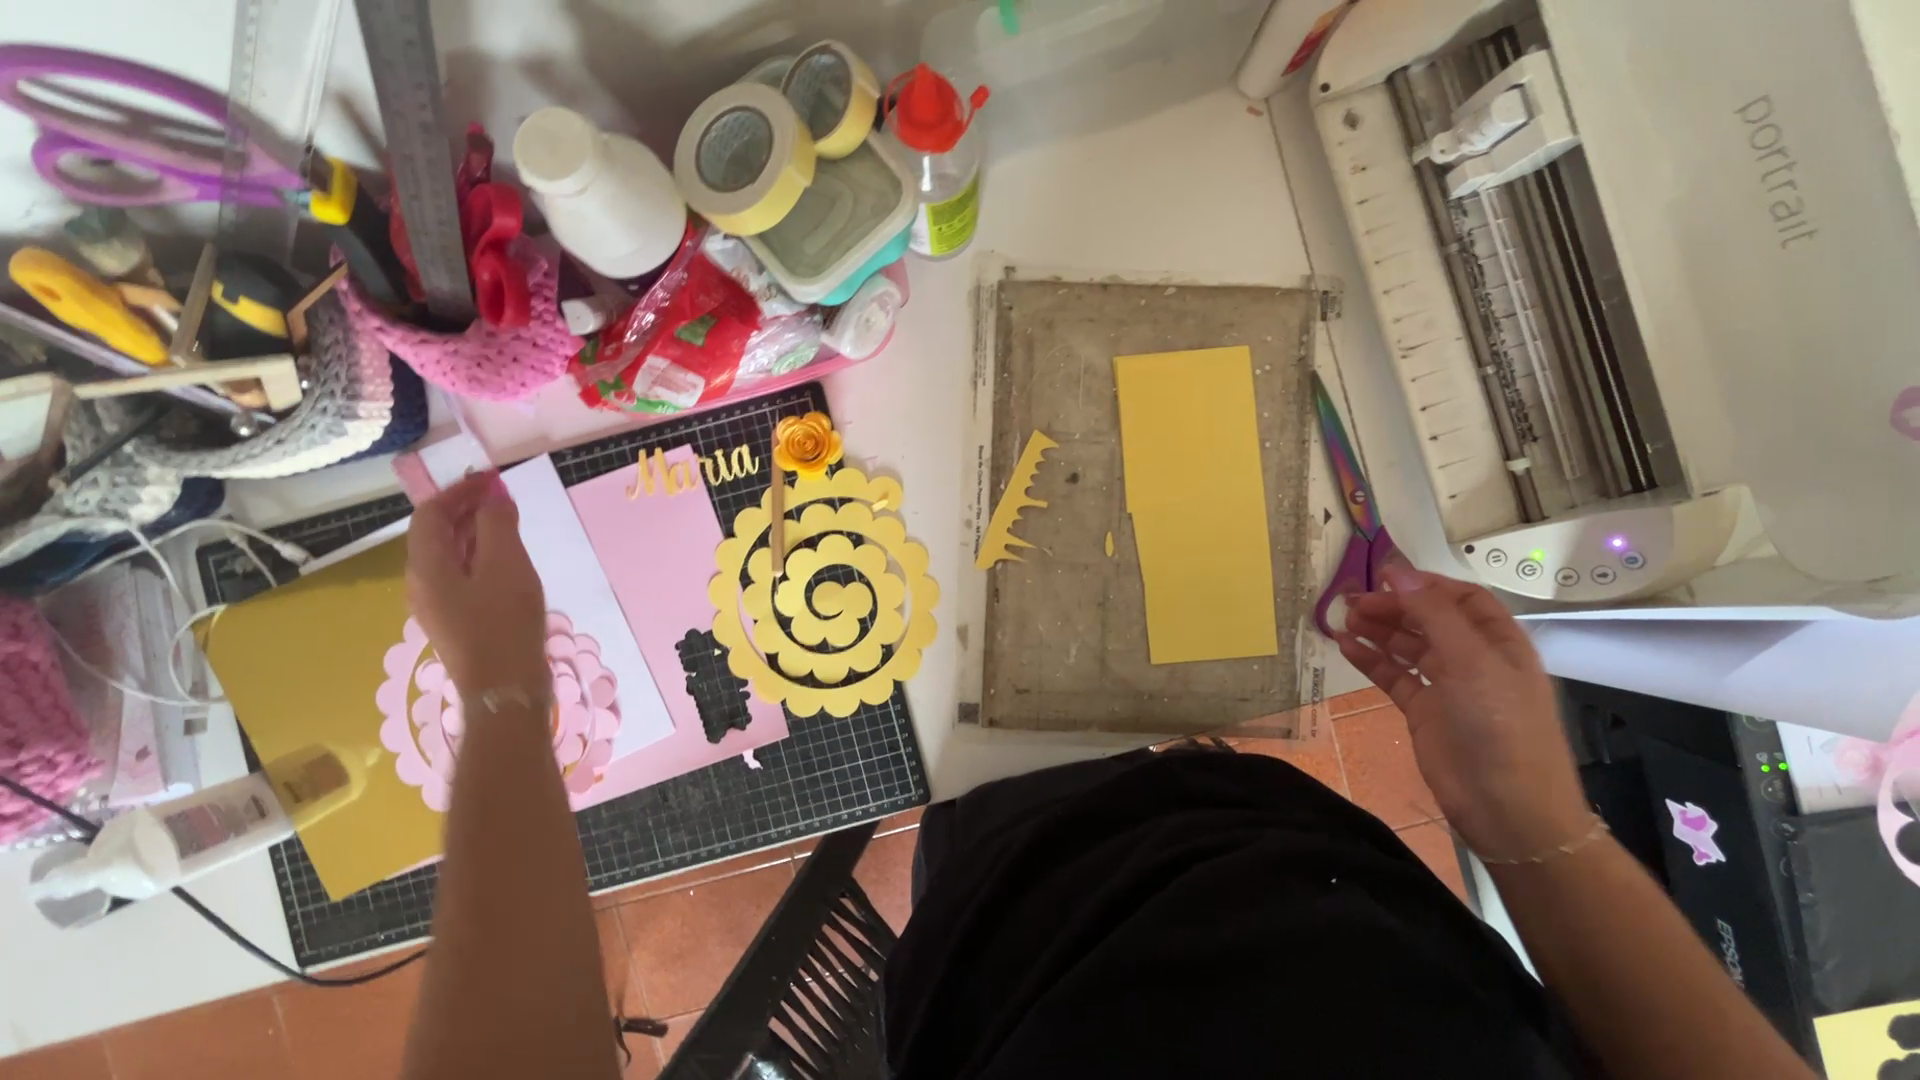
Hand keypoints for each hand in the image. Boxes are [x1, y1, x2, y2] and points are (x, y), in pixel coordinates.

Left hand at [405, 471, 548, 700]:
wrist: (505, 689)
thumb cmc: (505, 623)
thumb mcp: (507, 565)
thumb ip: (497, 525)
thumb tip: (493, 498)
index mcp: (426, 567)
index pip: (431, 514)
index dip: (459, 491)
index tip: (491, 478)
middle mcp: (421, 584)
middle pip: (435, 535)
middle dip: (464, 509)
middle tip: (500, 496)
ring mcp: (436, 607)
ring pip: (447, 556)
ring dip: (472, 533)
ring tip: (506, 523)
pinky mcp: (455, 622)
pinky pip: (460, 576)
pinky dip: (478, 557)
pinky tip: (505, 562)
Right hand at [1335, 565, 1591, 861]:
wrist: (1506, 806)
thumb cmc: (1500, 726)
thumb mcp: (1472, 662)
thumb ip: (1433, 615)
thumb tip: (1398, 572)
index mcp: (1500, 643)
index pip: (1462, 599)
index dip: (1425, 585)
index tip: (1383, 577)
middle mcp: (1475, 660)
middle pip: (1430, 620)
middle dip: (1393, 607)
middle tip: (1352, 602)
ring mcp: (1448, 687)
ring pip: (1408, 647)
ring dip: (1378, 630)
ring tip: (1344, 620)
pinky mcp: (1424, 713)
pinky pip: (1394, 677)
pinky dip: (1371, 661)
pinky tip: (1346, 648)